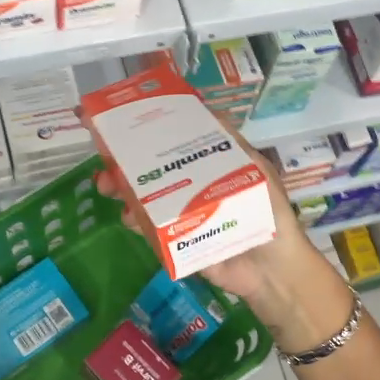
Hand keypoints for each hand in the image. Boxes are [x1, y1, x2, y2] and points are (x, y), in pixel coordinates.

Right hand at [89, 116, 350, 352]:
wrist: (274, 268)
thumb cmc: (270, 213)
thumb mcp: (257, 172)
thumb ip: (233, 146)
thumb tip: (209, 110)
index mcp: (207, 169)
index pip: (173, 147)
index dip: (148, 136)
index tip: (123, 124)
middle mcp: (190, 190)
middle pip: (151, 172)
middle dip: (125, 164)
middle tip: (104, 160)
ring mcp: (181, 217)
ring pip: (145, 200)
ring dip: (124, 191)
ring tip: (108, 187)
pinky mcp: (176, 244)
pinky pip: (151, 230)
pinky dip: (136, 222)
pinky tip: (128, 216)